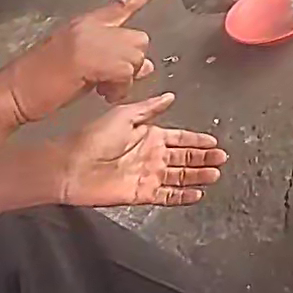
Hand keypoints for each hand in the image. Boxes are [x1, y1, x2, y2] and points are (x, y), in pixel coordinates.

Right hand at [0, 0, 166, 121]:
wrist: (13, 93)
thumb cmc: (44, 82)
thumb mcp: (85, 66)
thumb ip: (115, 59)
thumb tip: (146, 65)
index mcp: (85, 24)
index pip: (121, 5)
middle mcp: (89, 27)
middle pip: (139, 39)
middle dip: (133, 63)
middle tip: (110, 80)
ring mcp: (89, 41)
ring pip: (135, 57)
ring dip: (125, 78)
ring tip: (102, 88)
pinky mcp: (89, 58)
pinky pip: (126, 73)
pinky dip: (119, 88)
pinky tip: (102, 93)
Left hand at [51, 91, 226, 206]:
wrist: (71, 166)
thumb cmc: (93, 138)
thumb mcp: (124, 115)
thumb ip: (149, 107)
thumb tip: (170, 96)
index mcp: (150, 136)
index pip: (181, 139)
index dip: (198, 141)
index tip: (213, 142)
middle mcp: (152, 156)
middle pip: (186, 158)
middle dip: (204, 158)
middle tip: (222, 158)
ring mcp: (149, 175)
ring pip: (181, 176)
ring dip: (199, 176)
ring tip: (215, 174)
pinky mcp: (143, 193)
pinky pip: (168, 196)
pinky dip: (183, 196)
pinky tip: (197, 194)